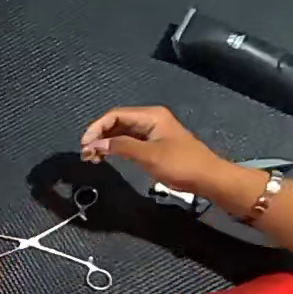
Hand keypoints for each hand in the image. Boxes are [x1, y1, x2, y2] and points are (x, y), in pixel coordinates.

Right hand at [81, 106, 232, 193]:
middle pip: (117, 122)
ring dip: (106, 143)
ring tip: (92, 157)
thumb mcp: (148, 156)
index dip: (97, 128)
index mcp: (151, 116)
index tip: (84, 145)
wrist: (208, 177)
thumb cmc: (180, 164)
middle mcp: (150, 119)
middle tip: (85, 154)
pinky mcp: (154, 144)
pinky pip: (129, 141)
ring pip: (122, 132)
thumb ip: (121, 147)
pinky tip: (107, 157)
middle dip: (99, 135)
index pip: (115, 115)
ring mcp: (153, 131)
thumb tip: (97, 144)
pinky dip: (116, 148)